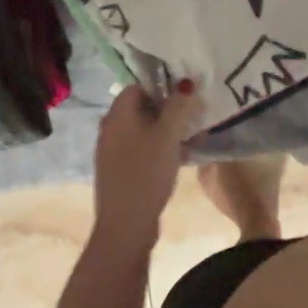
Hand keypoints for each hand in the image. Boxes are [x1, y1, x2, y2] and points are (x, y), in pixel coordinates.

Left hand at [93, 82, 202, 243]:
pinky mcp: (121, 170)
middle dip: (171, 110)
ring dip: (169, 131)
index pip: (140, 86)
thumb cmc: (146, 174)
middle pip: (143, 108)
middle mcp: (111, 128)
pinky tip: (181, 158)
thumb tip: (187, 83)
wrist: (126, 224)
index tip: (188, 95)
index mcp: (117, 114)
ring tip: (194, 137)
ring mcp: (114, 151)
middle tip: (196, 116)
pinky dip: (161, 148)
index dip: (165, 86)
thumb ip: (179, 106)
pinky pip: (143, 149)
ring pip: (145, 130)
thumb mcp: (168, 136)